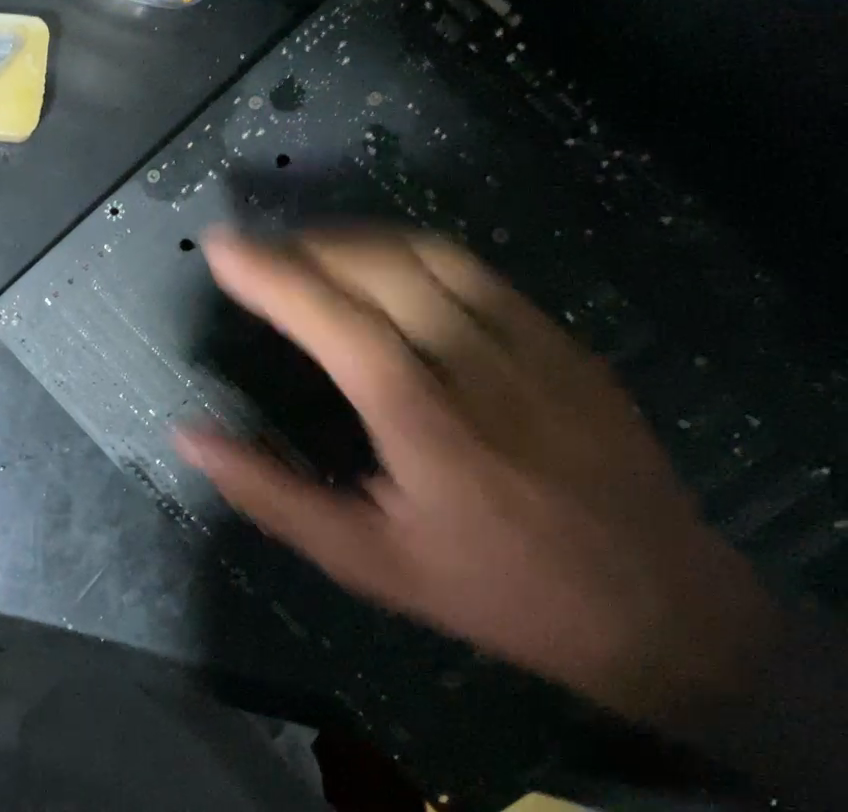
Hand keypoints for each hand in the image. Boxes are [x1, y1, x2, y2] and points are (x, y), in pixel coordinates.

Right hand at [176, 229, 777, 727]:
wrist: (659, 609)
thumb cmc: (490, 587)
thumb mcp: (363, 559)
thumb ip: (270, 494)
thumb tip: (188, 436)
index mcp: (426, 425)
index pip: (337, 323)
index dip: (272, 275)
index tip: (220, 246)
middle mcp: (482, 370)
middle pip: (384, 270)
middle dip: (304, 245)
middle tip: (252, 246)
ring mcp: (536, 349)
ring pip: (433, 258)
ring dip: (356, 239)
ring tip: (305, 246)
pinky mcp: (568, 344)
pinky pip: (479, 272)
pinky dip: (412, 253)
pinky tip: (383, 267)